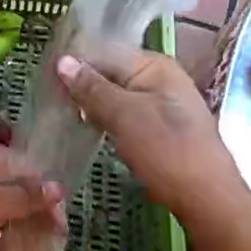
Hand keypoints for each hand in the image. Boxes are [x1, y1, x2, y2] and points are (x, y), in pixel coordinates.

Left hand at [0, 144, 64, 247]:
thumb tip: (58, 186)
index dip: (50, 199)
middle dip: (32, 205)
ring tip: (21, 235)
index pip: (36, 172)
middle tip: (43, 232)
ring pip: (0, 190)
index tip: (58, 229)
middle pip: (18, 179)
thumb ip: (27, 196)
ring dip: (13, 211)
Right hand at [54, 50, 244, 223]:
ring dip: (89, 101)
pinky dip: (102, 117)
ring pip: (114, 94)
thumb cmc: (166, 151)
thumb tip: (62, 61)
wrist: (207, 199)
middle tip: (46, 95)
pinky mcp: (156, 127)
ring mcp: (159, 103)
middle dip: (79, 82)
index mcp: (154, 66)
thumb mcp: (125, 116)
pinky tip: (83, 125)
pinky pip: (122, 113)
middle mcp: (158, 78)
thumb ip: (92, 88)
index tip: (44, 75)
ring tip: (58, 110)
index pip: (105, 51)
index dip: (74, 61)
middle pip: (109, 71)